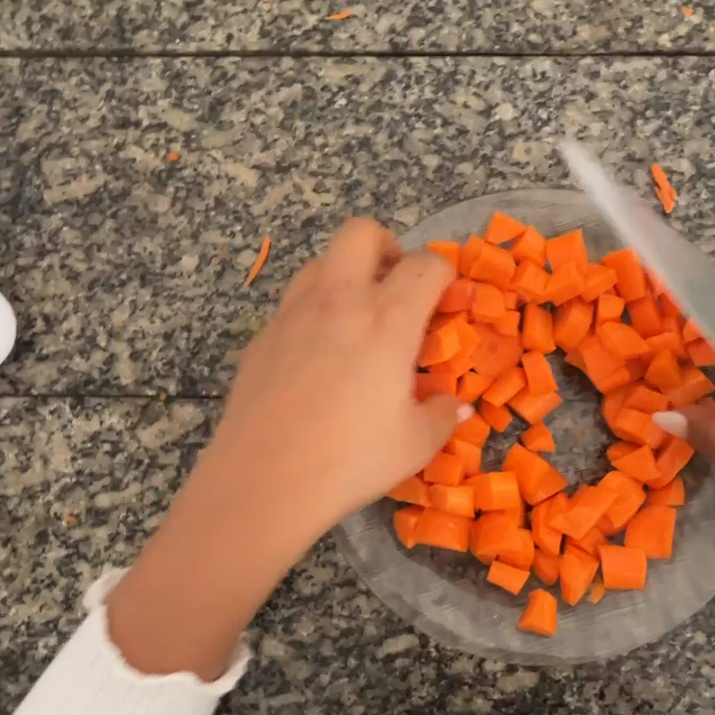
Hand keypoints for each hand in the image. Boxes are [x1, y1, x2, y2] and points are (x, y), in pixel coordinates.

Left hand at [109, 218, 458, 678]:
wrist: (263, 481)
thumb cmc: (350, 460)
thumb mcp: (415, 445)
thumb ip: (441, 415)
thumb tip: (453, 404)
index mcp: (386, 319)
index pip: (425, 265)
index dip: (445, 277)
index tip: (448, 304)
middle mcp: (338, 301)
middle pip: (362, 233)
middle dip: (388, 247)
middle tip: (398, 288)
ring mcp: (292, 314)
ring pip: (321, 262)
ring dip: (347, 276)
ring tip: (358, 321)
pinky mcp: (262, 337)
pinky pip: (293, 303)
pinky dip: (315, 312)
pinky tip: (319, 358)